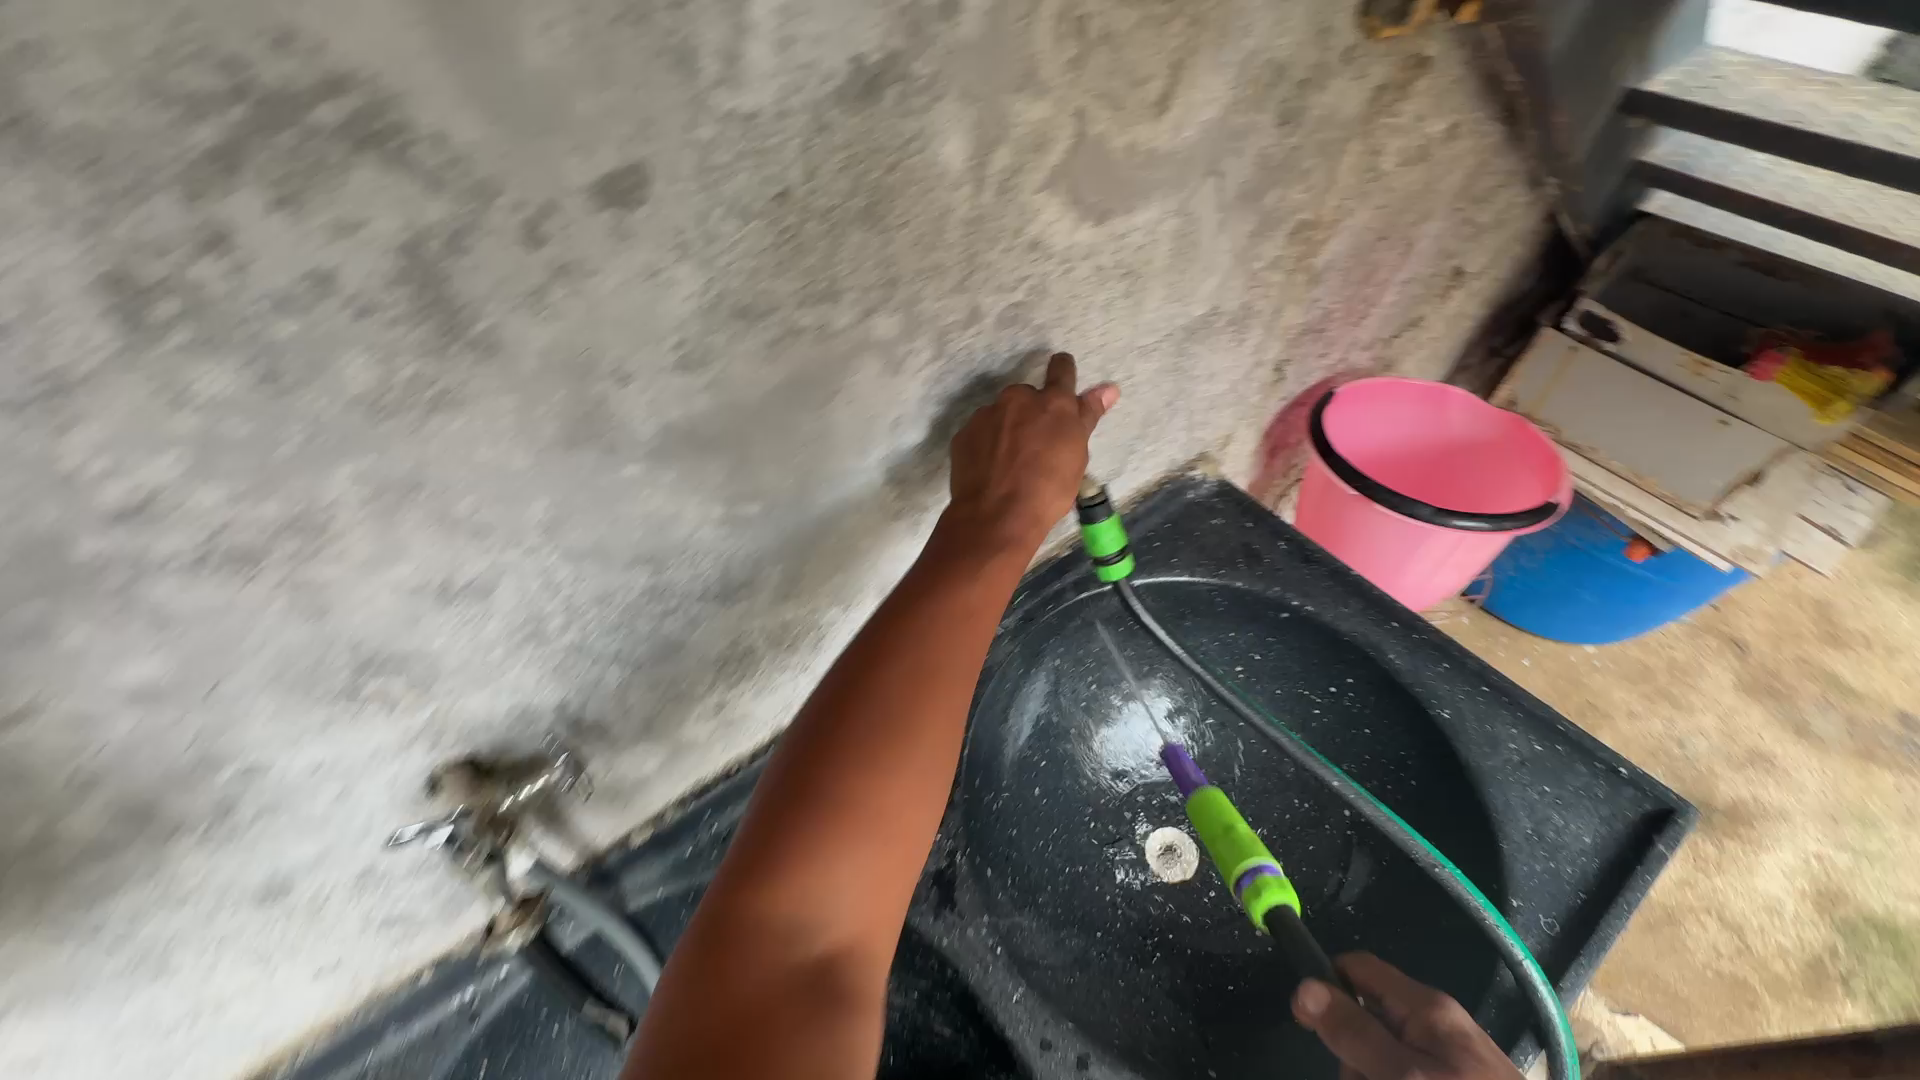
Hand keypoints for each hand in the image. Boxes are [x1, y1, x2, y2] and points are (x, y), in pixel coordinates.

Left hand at [943, 352, 1117, 549]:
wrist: (996, 516)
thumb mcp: (1077, 455)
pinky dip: (986, 445)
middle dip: (1031, 414)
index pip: (1061, 370)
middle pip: (1027, 397)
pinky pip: (980, 433)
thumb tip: (1109, 388)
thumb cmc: (1048, 489)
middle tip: (1035, 447)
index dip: (1063, 371)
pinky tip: (991, 469)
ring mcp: (986, 415)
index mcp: (1052, 403)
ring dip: (1007, 429)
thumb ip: (1088, 416)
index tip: (1061, 373)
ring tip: (1011, 463)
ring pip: (1001, 415)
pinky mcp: (964, 434)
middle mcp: (1017, 399)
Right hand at [1293, 953, 1524, 1079]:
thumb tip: (1303, 986)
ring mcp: (1446, 1065)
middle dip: (1351, 1060)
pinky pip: (1405, 1079)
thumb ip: (1354, 1033)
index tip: (1305, 1024)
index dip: (1324, 985)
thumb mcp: (1404, 1078)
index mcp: (1425, 1008)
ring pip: (1381, 1063)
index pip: (1357, 967)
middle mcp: (1435, 1027)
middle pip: (1365, 1022)